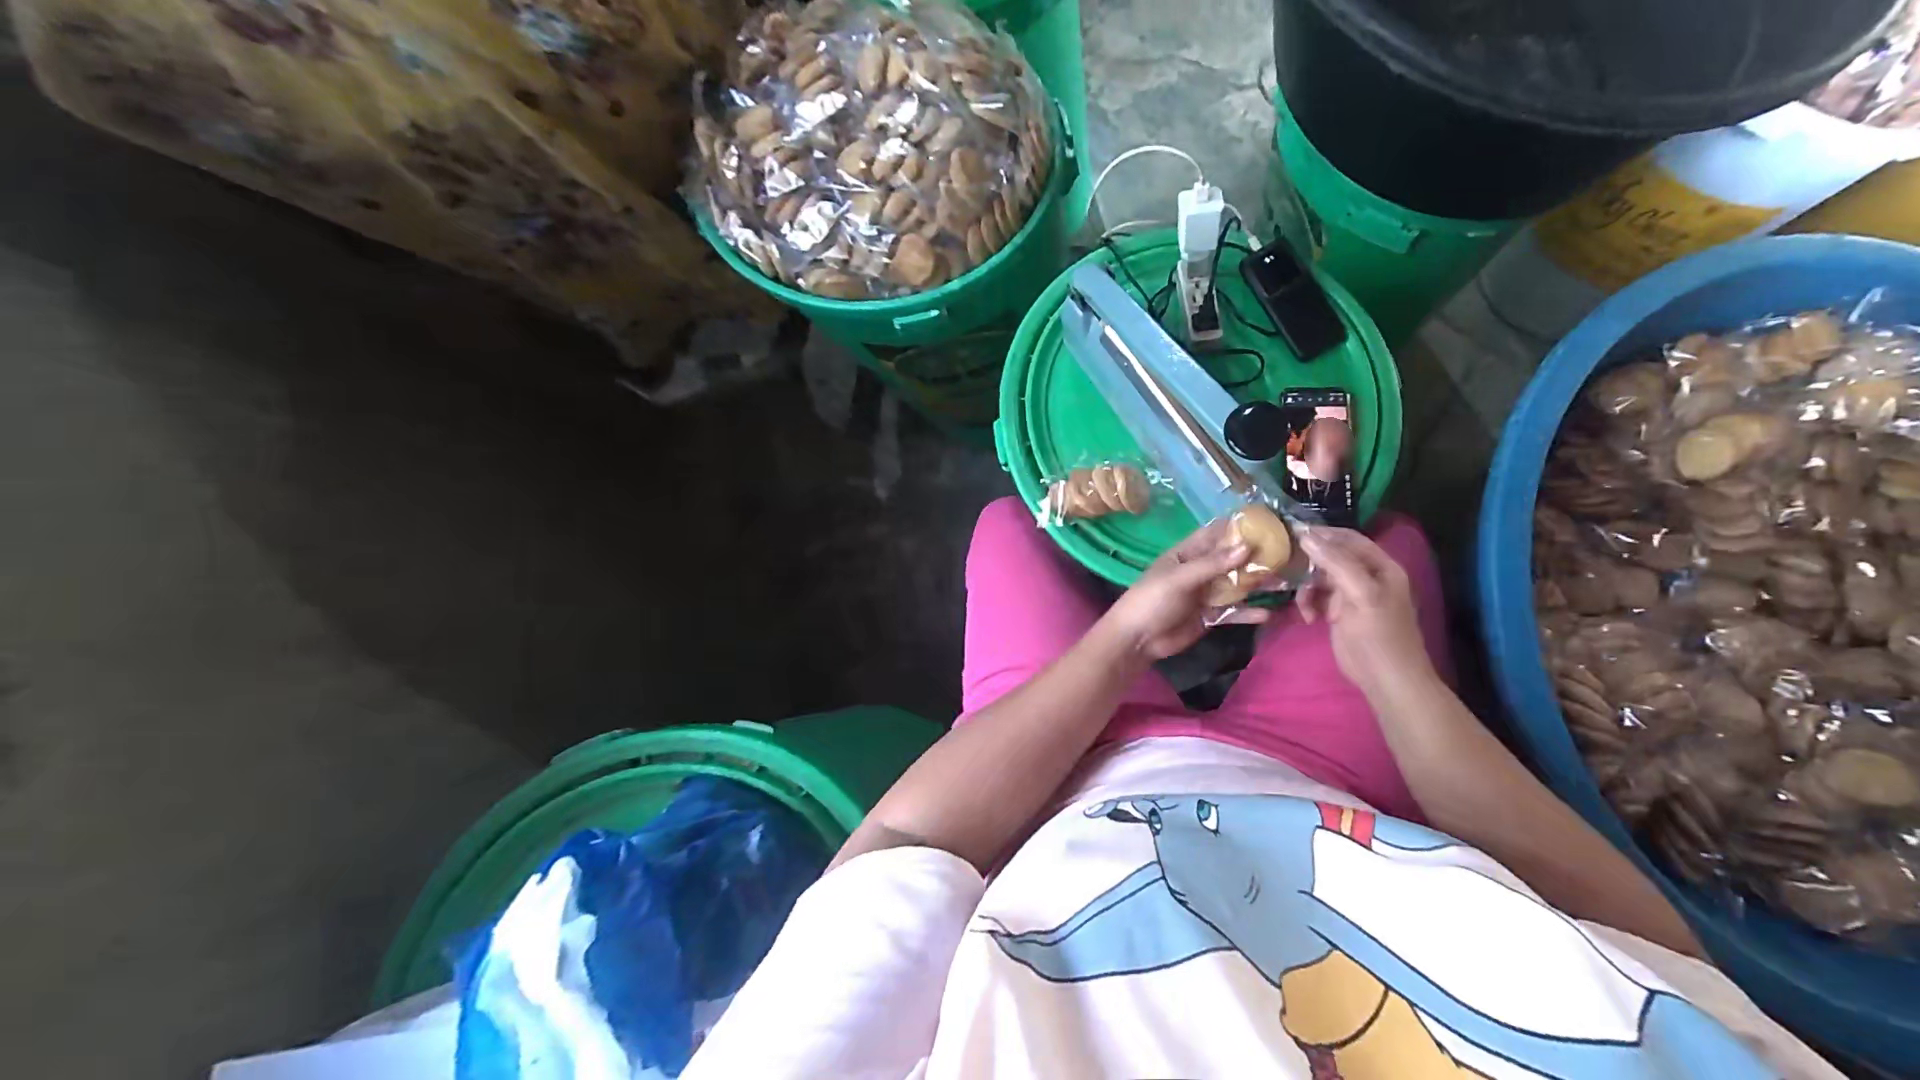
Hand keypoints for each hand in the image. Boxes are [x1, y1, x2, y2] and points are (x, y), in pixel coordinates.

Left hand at [1100, 522, 1271, 661]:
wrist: (1137, 639)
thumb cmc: (1151, 600)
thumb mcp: (1180, 578)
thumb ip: (1212, 564)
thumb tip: (1247, 546)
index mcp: (1186, 554)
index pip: (1215, 534)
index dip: (1238, 527)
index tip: (1269, 521)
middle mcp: (1199, 570)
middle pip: (1231, 560)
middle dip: (1256, 556)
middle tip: (1289, 553)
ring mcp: (1205, 593)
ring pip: (1237, 585)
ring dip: (1258, 583)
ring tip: (1286, 581)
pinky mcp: (1210, 616)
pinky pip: (1233, 611)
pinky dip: (1249, 612)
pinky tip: (1268, 613)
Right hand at [1294, 527, 1432, 695]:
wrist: (1386, 679)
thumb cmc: (1378, 635)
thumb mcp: (1360, 594)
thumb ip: (1335, 563)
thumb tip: (1306, 535)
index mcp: (1381, 567)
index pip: (1349, 539)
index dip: (1322, 533)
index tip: (1291, 533)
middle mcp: (1367, 576)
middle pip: (1332, 556)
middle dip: (1310, 563)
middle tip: (1285, 567)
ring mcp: (1352, 595)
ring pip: (1321, 577)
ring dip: (1307, 587)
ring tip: (1303, 604)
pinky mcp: (1339, 612)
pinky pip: (1318, 597)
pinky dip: (1309, 603)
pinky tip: (1308, 617)